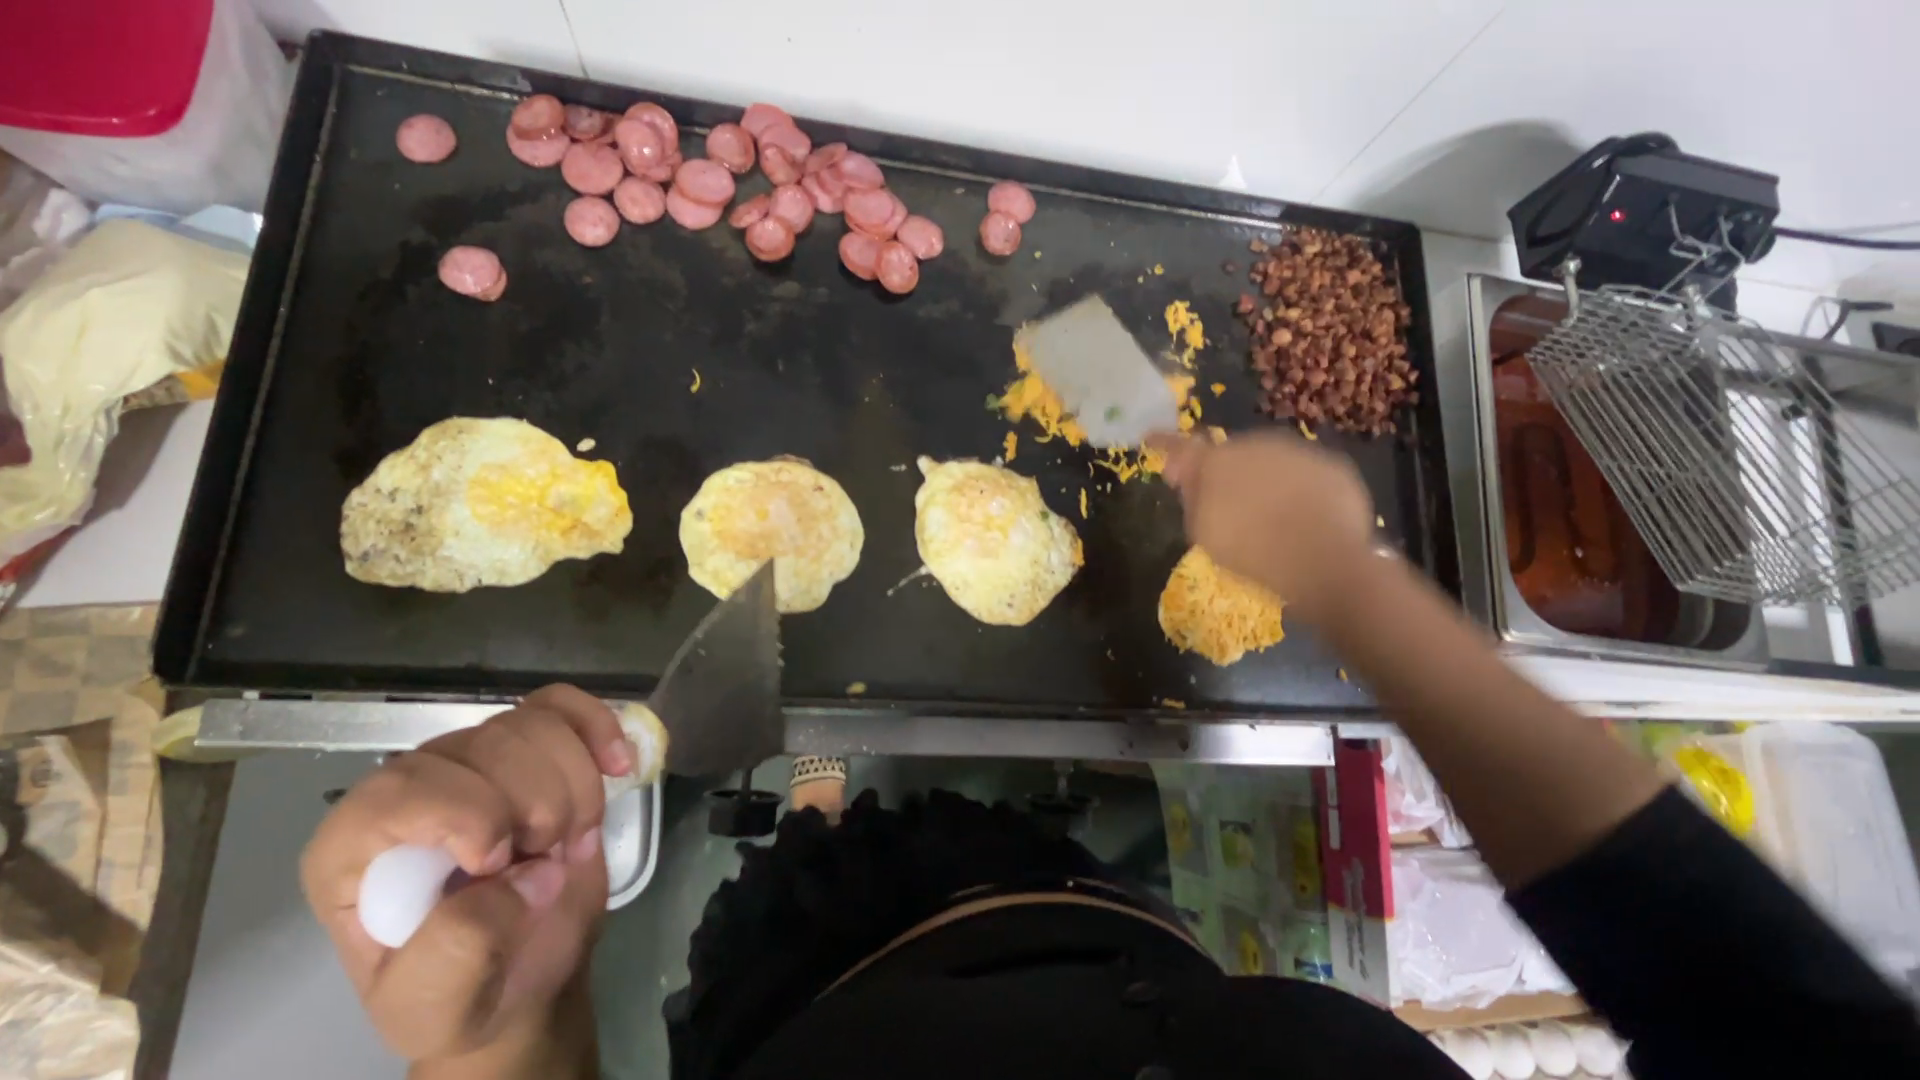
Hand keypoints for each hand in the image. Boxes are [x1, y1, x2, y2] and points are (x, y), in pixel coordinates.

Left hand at [301, 684, 632, 1065]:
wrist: (520, 976)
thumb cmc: (460, 992)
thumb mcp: (434, 1001)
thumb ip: (455, 948)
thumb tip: (522, 873)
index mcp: (358, 848)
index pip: (399, 791)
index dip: (465, 814)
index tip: (500, 863)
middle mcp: (411, 789)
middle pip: (484, 746)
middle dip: (538, 804)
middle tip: (545, 857)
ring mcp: (474, 762)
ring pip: (534, 726)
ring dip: (575, 786)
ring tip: (568, 839)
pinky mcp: (529, 751)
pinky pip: (561, 705)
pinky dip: (598, 727)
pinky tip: (617, 764)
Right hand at [1150, 430, 1374, 621]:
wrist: (1323, 559)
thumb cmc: (1250, 551)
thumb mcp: (1203, 532)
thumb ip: (1192, 497)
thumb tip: (1186, 474)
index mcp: (1215, 461)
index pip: (1180, 446)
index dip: (1164, 443)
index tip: (1151, 438)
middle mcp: (1254, 444)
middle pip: (1232, 453)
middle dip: (1227, 471)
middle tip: (1228, 504)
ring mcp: (1297, 451)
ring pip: (1272, 460)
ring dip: (1266, 479)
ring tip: (1272, 516)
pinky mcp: (1332, 465)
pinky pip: (1306, 475)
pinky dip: (1301, 490)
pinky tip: (1305, 518)